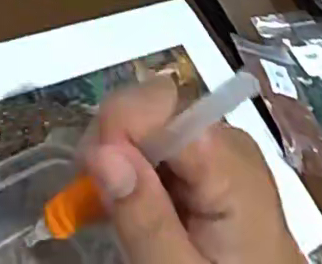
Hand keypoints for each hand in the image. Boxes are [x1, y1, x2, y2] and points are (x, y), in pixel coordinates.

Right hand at [81, 76, 303, 263]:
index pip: (160, 102)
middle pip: (153, 108)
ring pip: (152, 124)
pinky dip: (137, 170)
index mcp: (230, 163)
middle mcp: (228, 142)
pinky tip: (129, 208)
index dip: (118, 124)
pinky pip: (163, 147)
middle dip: (114, 141)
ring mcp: (223, 153)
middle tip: (95, 198)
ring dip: (120, 158)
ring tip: (109, 210)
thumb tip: (101, 151)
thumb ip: (145, 220)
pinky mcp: (215, 168)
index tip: (91, 171)